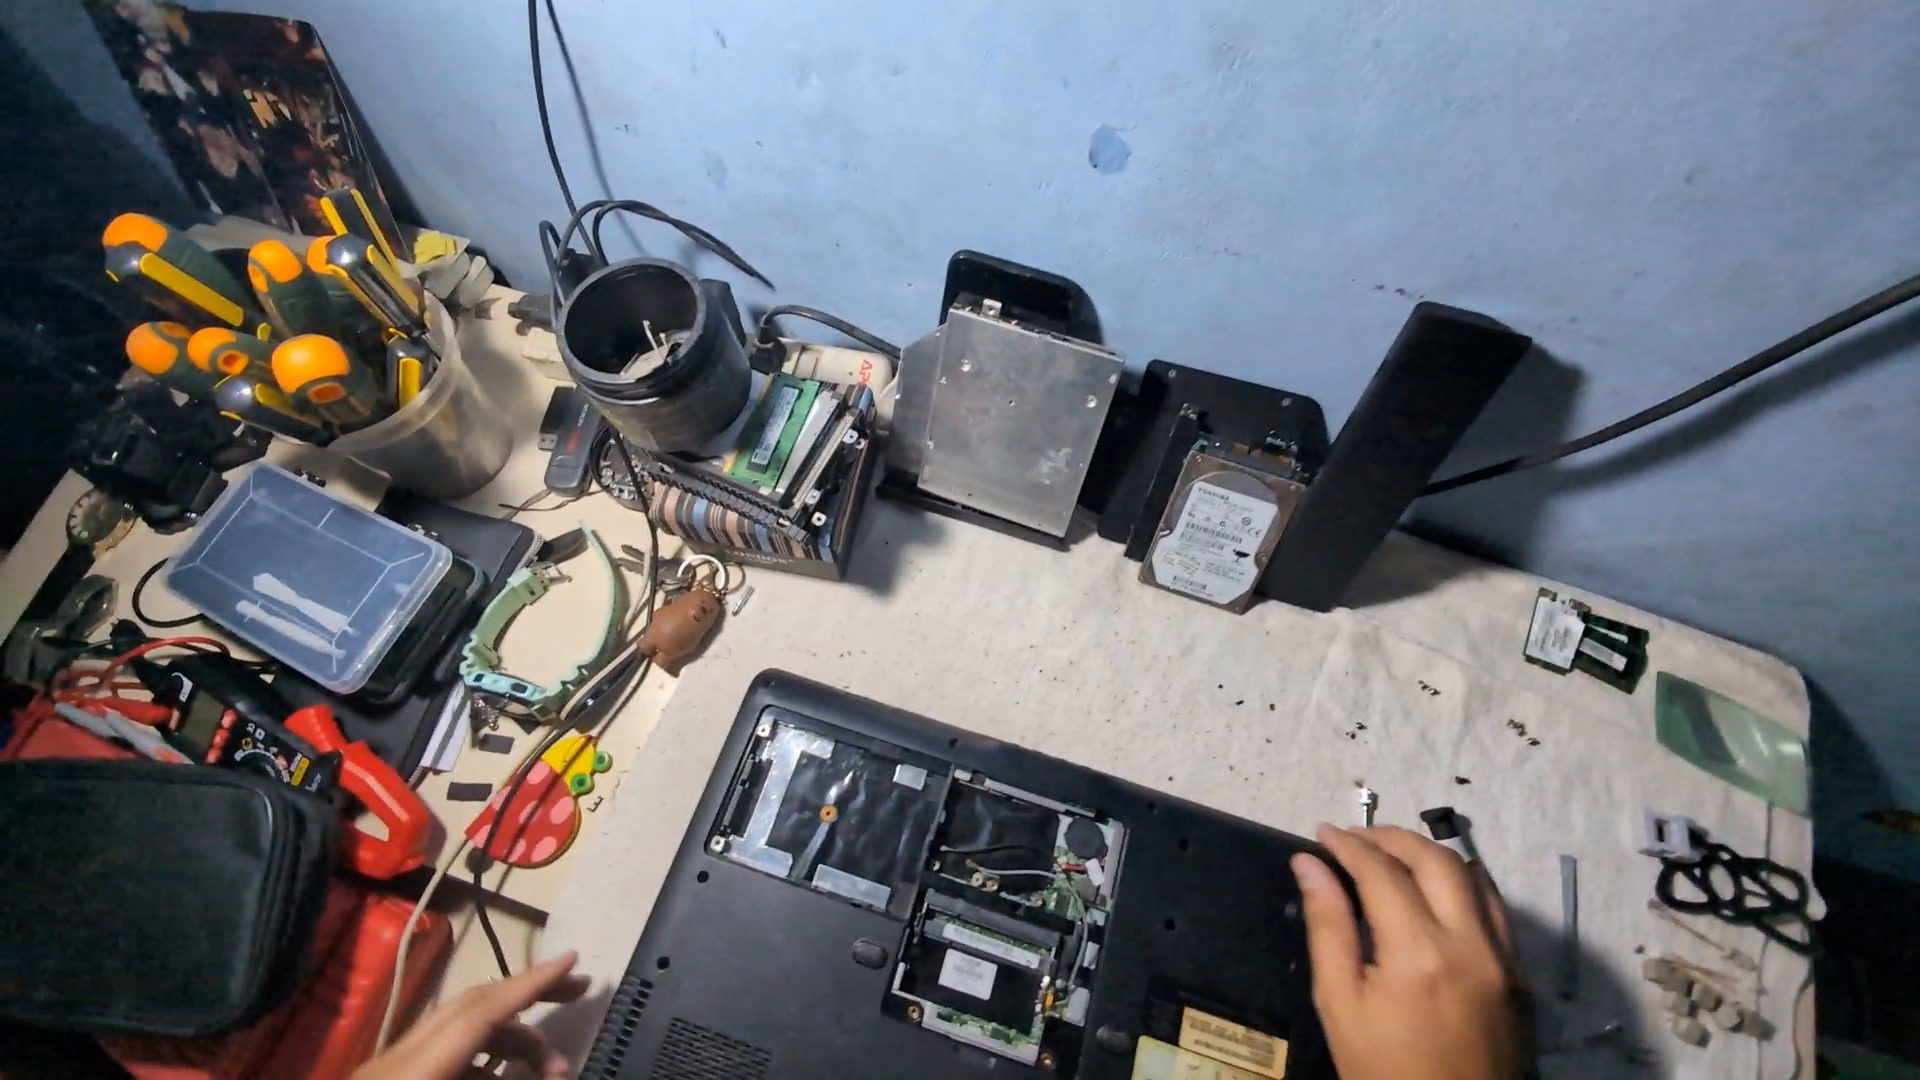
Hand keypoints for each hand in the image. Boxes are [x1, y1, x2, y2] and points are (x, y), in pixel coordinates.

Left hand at [353, 952, 590, 1079]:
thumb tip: (553, 1075)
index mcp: (411, 1076)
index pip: (480, 1014)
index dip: (531, 985)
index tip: (574, 960)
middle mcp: (395, 1064)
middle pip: (471, 1007)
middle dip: (527, 994)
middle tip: (577, 989)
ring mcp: (385, 1075)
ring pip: (457, 1031)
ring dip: (508, 1038)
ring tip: (549, 1068)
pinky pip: (440, 1058)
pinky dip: (480, 1060)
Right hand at [1291, 825, 1525, 1079]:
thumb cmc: (1382, 1070)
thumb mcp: (1339, 1001)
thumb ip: (1327, 924)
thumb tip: (1309, 862)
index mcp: (1421, 953)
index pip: (1383, 871)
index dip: (1349, 844)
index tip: (1322, 833)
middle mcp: (1473, 948)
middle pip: (1438, 861)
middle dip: (1391, 838)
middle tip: (1355, 838)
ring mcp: (1507, 965)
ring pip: (1476, 879)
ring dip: (1430, 856)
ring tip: (1391, 856)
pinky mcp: (1522, 982)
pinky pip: (1495, 912)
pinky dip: (1460, 886)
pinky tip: (1430, 894)